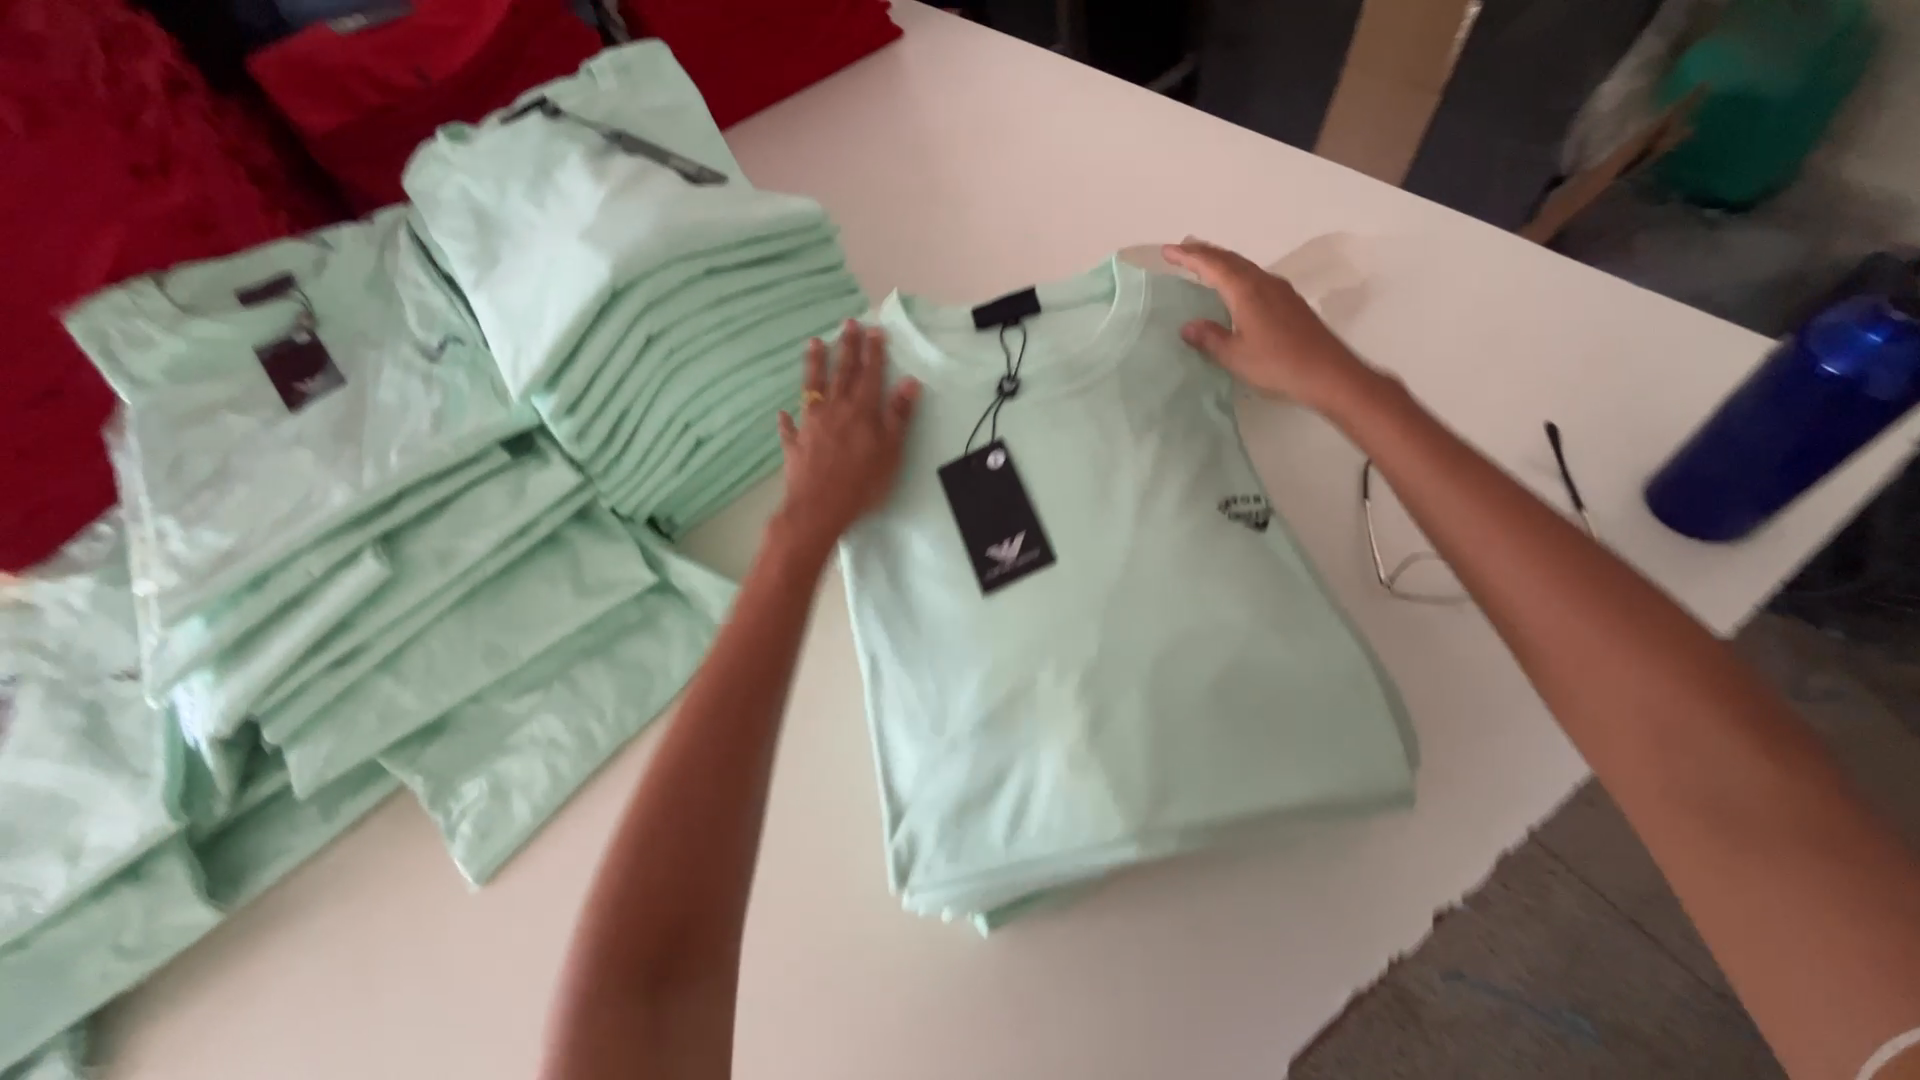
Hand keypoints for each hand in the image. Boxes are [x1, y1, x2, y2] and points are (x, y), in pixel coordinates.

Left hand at [772, 321, 920, 551]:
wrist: (819, 507)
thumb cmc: (862, 482)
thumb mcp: (891, 450)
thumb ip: (898, 415)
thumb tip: (909, 382)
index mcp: (862, 410)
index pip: (870, 374)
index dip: (873, 352)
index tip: (874, 330)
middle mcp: (835, 409)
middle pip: (843, 373)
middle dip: (847, 348)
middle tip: (848, 324)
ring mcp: (812, 424)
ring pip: (814, 388)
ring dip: (816, 365)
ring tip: (815, 343)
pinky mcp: (795, 443)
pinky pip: (791, 426)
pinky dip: (788, 418)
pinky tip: (784, 413)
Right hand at [1162, 240, 1383, 414]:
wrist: (1328, 373)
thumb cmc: (1277, 364)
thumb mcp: (1235, 356)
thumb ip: (1209, 338)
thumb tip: (1188, 326)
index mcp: (1246, 291)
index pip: (1211, 266)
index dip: (1187, 257)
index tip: (1167, 251)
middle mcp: (1263, 283)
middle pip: (1230, 259)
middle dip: (1204, 252)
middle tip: (1182, 249)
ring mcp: (1280, 291)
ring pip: (1244, 267)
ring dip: (1222, 262)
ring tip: (1204, 264)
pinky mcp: (1290, 303)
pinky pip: (1256, 278)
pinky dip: (1237, 275)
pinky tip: (1235, 287)